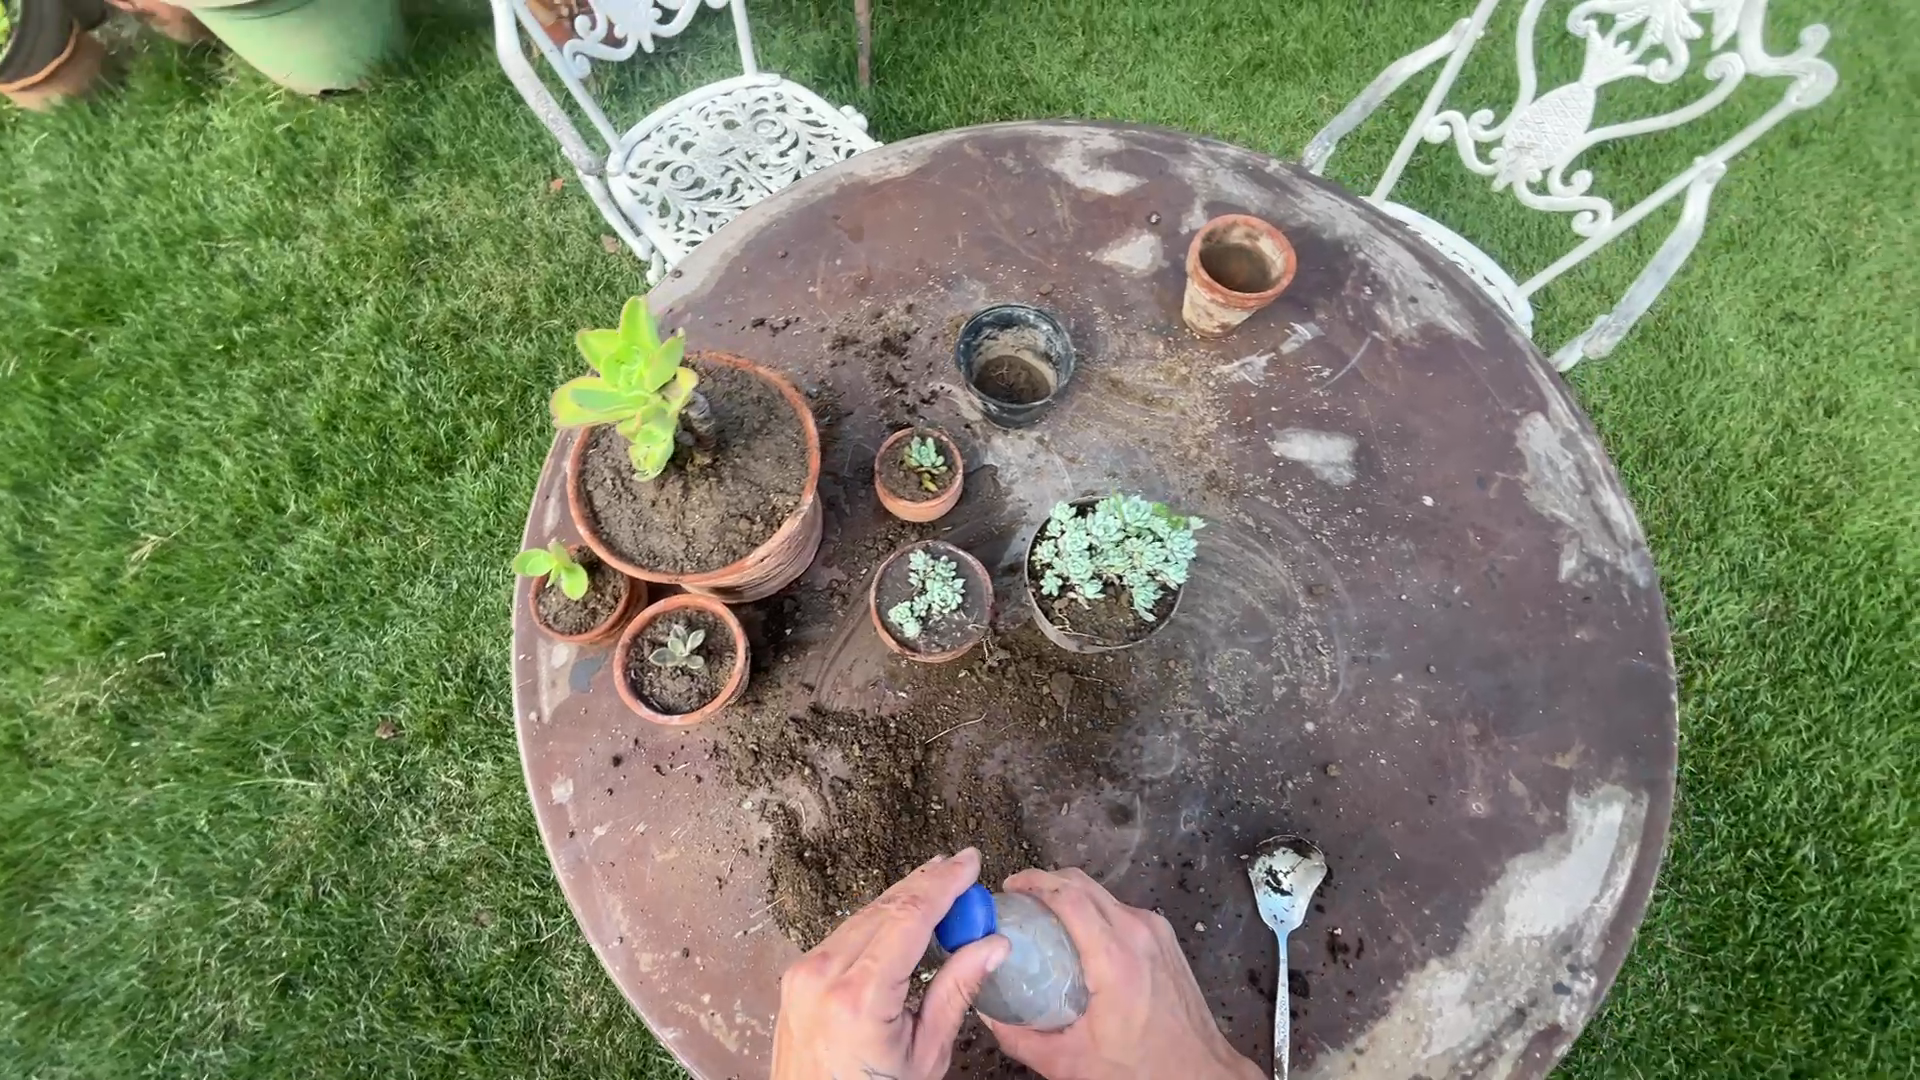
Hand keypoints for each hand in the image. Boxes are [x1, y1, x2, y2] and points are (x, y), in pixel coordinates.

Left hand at [772, 848, 1012, 1079]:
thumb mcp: (925, 1058)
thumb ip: (957, 992)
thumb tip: (993, 945)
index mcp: (859, 999)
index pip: (910, 916)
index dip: (944, 882)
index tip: (969, 861)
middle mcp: (825, 975)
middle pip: (887, 906)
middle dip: (929, 882)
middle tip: (961, 867)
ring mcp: (805, 972)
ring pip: (866, 912)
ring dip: (905, 896)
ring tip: (939, 882)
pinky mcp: (798, 974)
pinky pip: (847, 930)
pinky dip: (880, 917)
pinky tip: (903, 912)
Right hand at [984, 868, 1262, 1079]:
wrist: (1202, 1076)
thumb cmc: (1141, 1070)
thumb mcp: (1073, 1064)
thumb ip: (1023, 1038)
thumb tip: (987, 1012)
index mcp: (1115, 958)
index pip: (1068, 896)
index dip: (1035, 882)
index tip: (1011, 887)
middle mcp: (1136, 931)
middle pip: (1082, 883)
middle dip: (1045, 880)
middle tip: (1019, 895)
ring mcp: (1153, 928)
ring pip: (1100, 892)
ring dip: (1069, 893)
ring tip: (1043, 913)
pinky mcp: (1163, 933)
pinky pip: (1118, 906)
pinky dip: (1092, 908)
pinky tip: (1078, 931)